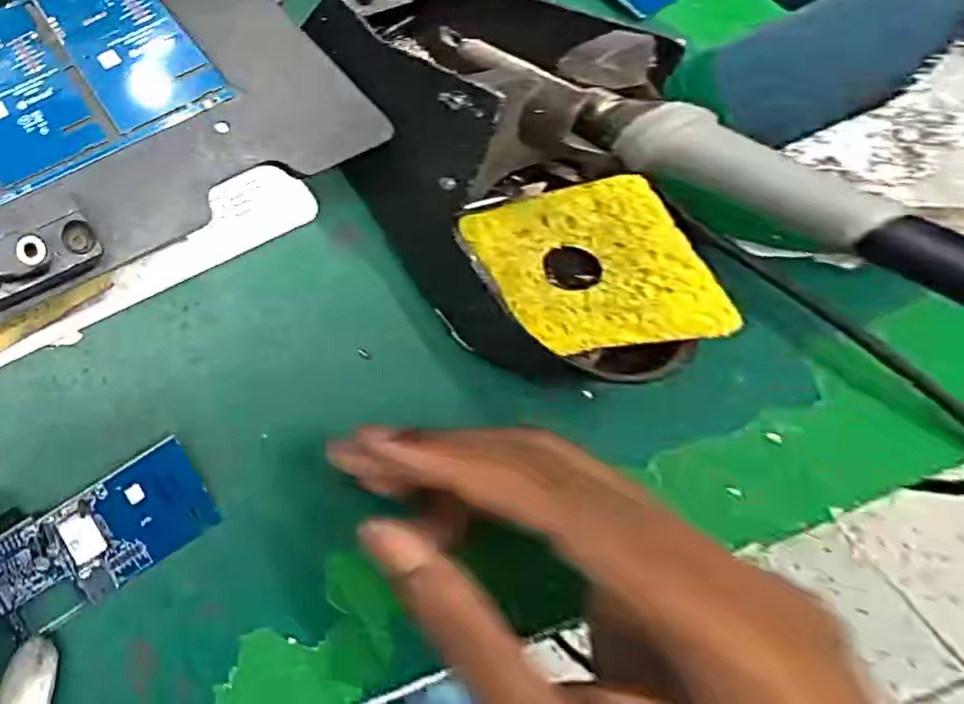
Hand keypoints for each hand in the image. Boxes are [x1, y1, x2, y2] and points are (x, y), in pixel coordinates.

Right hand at [327, 427, 872, 703]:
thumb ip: (467, 636)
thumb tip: (377, 532)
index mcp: (720, 615)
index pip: (553, 494)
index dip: (447, 462)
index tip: (359, 449)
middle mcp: (729, 568)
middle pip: (554, 467)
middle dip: (442, 455)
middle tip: (356, 459)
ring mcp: (717, 565)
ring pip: (562, 474)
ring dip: (463, 468)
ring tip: (387, 479)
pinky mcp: (693, 571)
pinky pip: (580, 502)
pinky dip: (501, 493)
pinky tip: (449, 503)